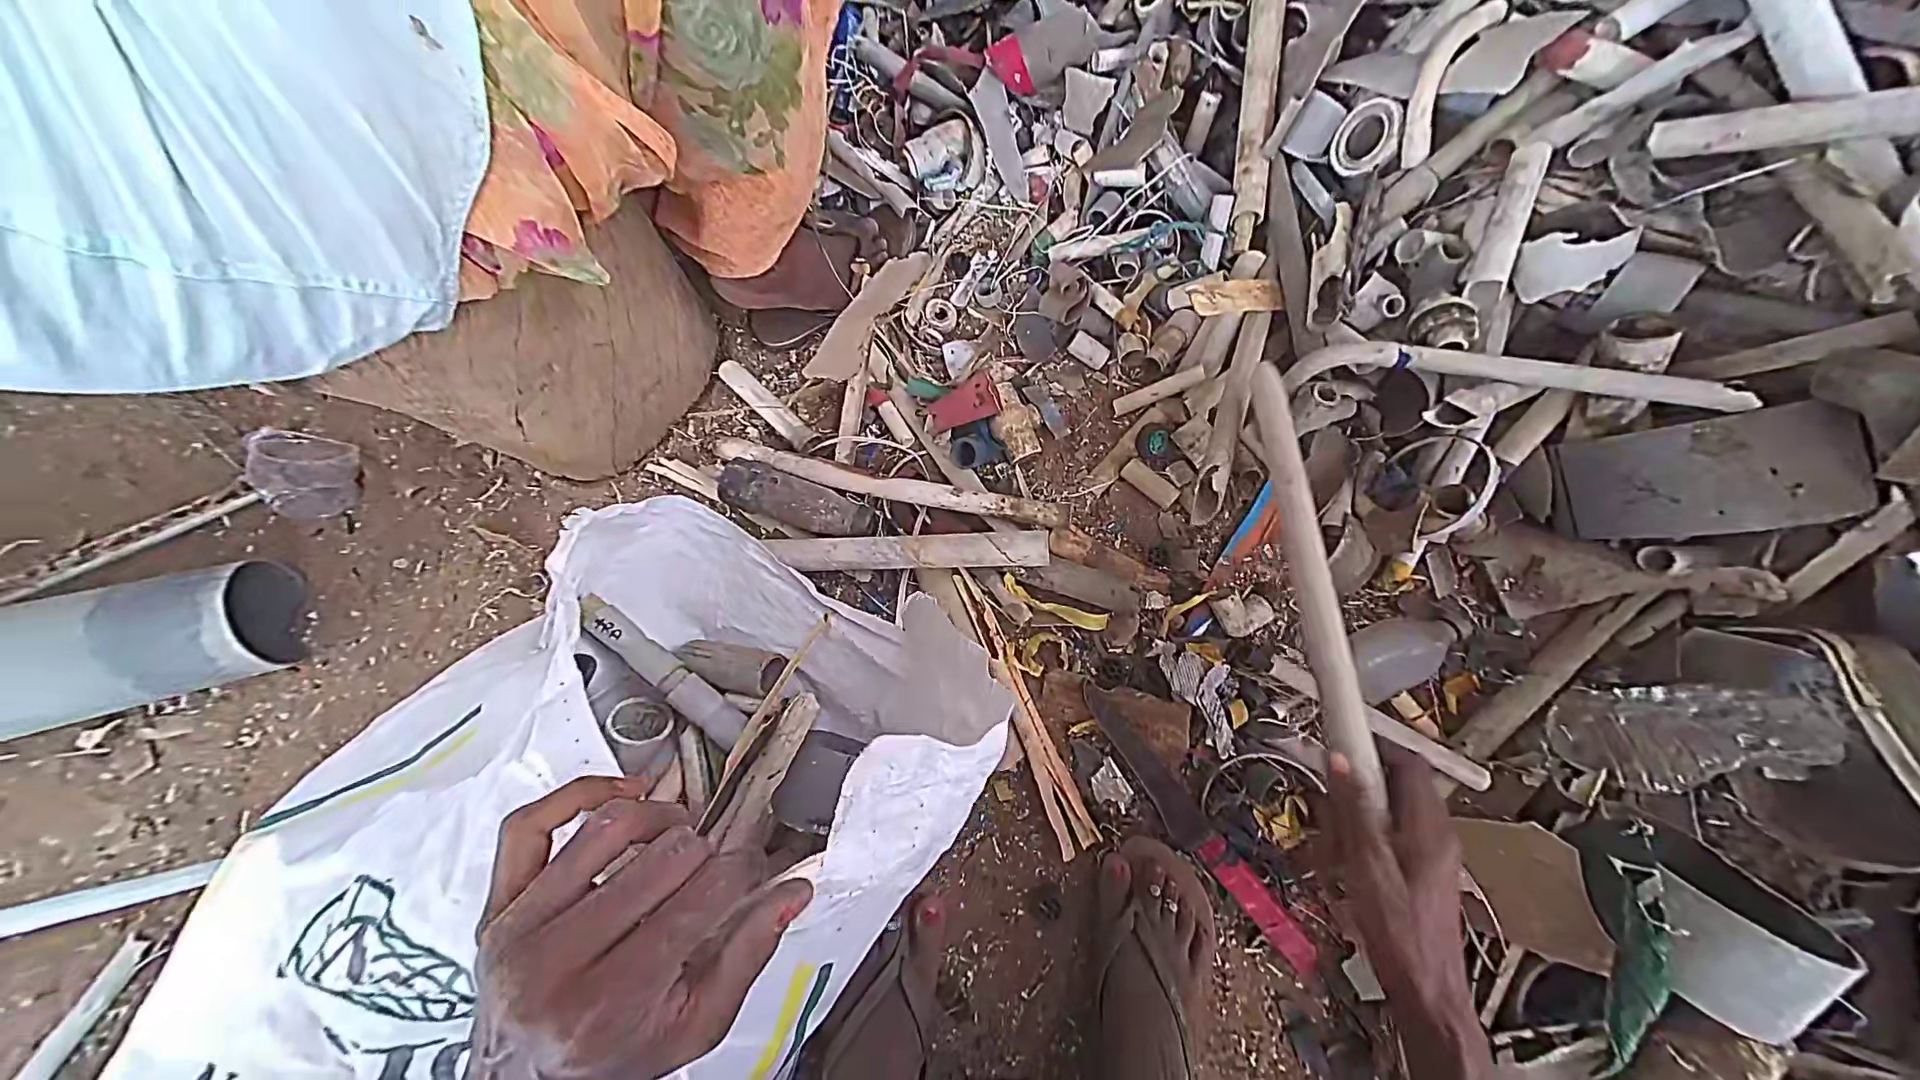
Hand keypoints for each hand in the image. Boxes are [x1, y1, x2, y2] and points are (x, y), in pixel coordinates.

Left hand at [468, 776, 813, 1079]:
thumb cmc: (612, 1053)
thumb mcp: (694, 1025)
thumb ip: (748, 955)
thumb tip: (791, 893)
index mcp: (612, 1001)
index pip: (704, 897)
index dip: (742, 870)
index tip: (750, 868)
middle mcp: (556, 963)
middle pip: (662, 858)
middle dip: (706, 850)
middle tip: (715, 860)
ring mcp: (519, 929)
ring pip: (607, 827)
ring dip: (661, 816)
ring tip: (678, 832)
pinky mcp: (497, 904)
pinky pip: (530, 824)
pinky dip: (581, 793)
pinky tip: (623, 795)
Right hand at [1326, 750, 1490, 1079]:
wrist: (1425, 991)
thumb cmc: (1399, 932)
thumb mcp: (1365, 865)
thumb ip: (1351, 808)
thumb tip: (1339, 758)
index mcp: (1428, 826)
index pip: (1405, 759)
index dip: (1370, 741)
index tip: (1338, 731)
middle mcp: (1433, 832)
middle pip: (1385, 784)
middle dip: (1348, 792)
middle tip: (1327, 815)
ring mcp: (1425, 850)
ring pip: (1377, 811)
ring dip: (1347, 823)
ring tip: (1334, 854)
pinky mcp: (1414, 867)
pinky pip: (1378, 836)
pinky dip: (1355, 843)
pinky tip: (1342, 870)